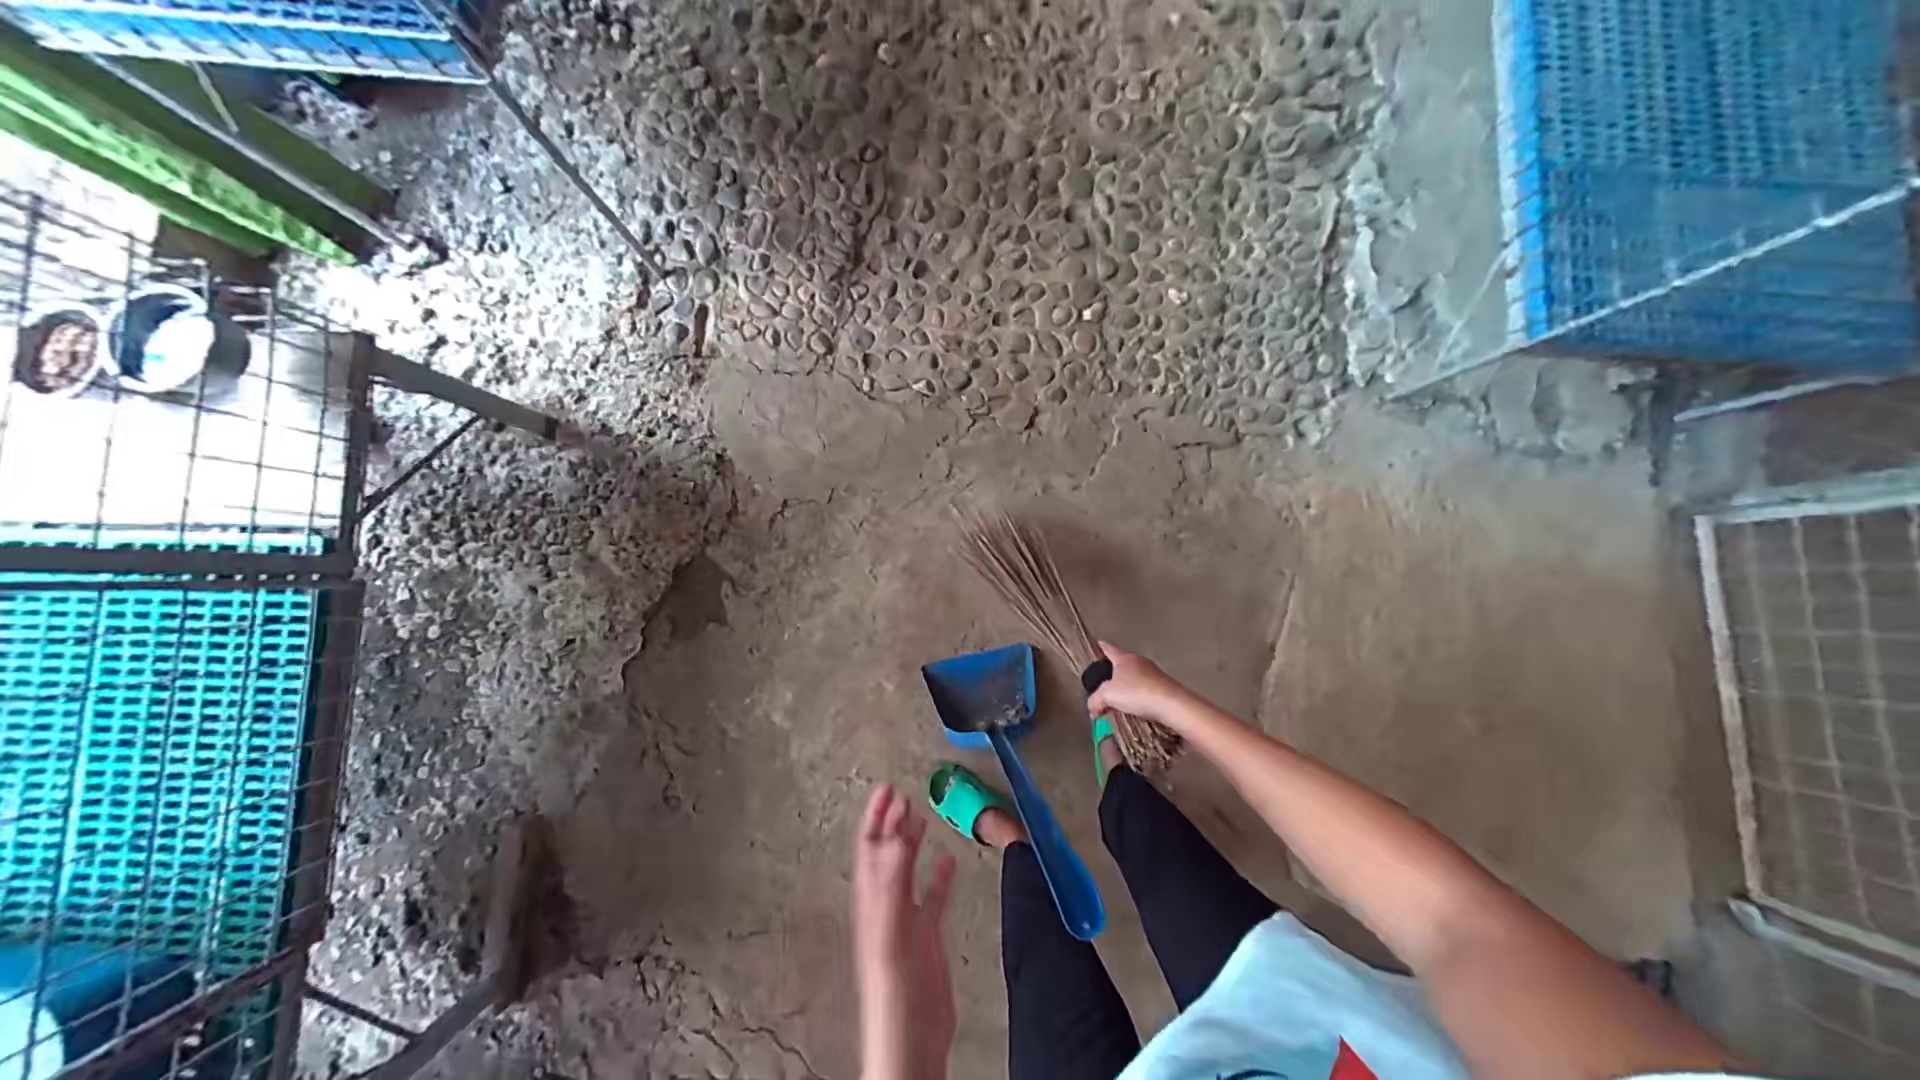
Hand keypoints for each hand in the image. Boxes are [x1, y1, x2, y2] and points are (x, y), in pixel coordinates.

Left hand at [852, 783, 957, 1079]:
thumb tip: (896, 836)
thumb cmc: (894, 994)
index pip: (871, 845)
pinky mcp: (926, 934)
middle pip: (887, 851)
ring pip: (907, 869)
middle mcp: (886, 903)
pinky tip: (947, 862)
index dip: (875, 815)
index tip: (885, 788)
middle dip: (892, 820)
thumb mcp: (891, 930)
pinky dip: (939, 875)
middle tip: (900, 793)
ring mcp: (906, 918)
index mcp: (872, 899)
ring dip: (912, 842)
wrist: (911, 1038)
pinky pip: (932, 895)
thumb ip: (893, 883)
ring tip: (920, 816)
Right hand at [1086, 641, 1196, 726]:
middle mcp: (1140, 661)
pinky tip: (1137, 709)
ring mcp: (1154, 673)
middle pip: (1123, 663)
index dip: (1102, 647)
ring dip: (1128, 687)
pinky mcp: (1165, 686)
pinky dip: (1140, 697)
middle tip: (1105, 684)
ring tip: (1121, 701)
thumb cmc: (1138, 693)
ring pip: (1136, 677)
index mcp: (1124, 658)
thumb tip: (1092, 707)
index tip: (1098, 645)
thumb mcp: (1108, 696)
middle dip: (1114, 673)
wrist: (1172, 705)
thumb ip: (1096, 700)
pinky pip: (1147, 689)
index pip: (1109, 648)